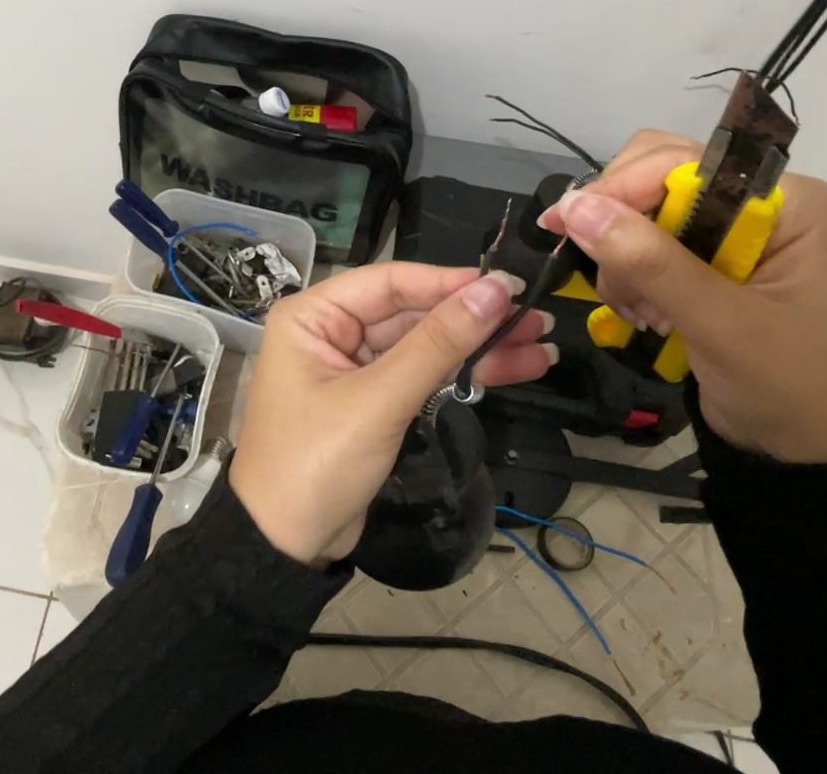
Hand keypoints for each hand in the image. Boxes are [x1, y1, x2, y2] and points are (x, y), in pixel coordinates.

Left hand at [230, 264, 556, 565]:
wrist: (286, 543)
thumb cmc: (316, 462)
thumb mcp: (379, 400)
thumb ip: (439, 344)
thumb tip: (494, 290)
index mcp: (313, 316)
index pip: (390, 282)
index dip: (450, 282)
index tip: (508, 285)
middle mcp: (331, 331)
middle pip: (412, 313)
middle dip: (473, 319)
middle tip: (538, 319)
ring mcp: (354, 367)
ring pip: (424, 345)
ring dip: (478, 348)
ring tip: (540, 346)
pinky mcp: (374, 400)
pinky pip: (423, 375)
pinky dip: (463, 374)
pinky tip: (513, 368)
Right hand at [540, 130, 826, 463]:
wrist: (821, 449)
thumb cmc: (793, 383)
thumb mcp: (721, 324)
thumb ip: (651, 263)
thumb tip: (576, 208)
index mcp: (784, 202)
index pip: (682, 163)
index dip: (619, 187)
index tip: (564, 224)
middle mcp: (754, 205)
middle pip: (655, 179)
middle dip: (620, 225)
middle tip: (606, 274)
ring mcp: (729, 236)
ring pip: (640, 214)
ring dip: (622, 260)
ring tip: (639, 311)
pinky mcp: (706, 266)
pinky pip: (644, 249)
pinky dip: (629, 278)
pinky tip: (645, 315)